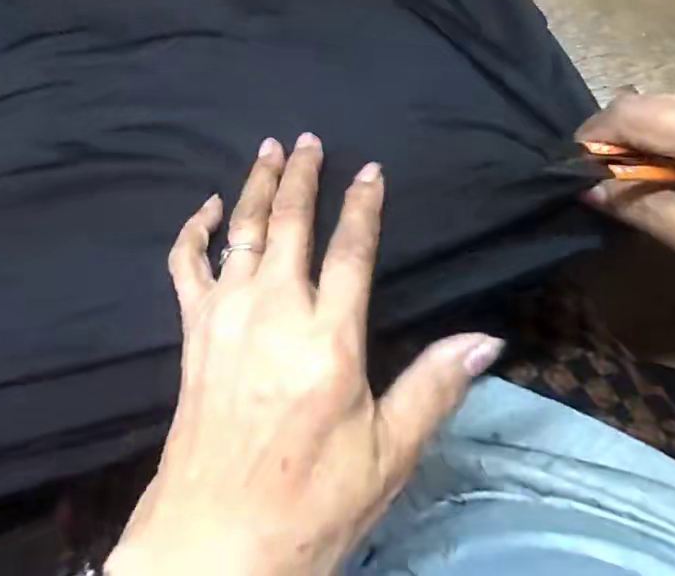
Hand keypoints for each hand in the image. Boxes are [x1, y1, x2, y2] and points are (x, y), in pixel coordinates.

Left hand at [105, 134, 505, 575]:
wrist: (210, 552)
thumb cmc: (310, 501)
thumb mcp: (387, 453)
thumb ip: (435, 386)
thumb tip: (487, 339)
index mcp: (328, 339)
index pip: (351, 249)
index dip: (363, 203)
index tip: (370, 169)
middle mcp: (274, 312)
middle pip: (289, 223)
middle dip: (301, 175)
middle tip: (309, 139)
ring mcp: (226, 319)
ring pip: (240, 232)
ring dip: (254, 186)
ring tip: (267, 150)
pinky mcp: (192, 336)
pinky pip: (187, 267)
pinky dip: (195, 231)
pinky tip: (208, 209)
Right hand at [578, 86, 674, 367]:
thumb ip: (649, 209)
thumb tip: (589, 187)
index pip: (637, 112)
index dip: (596, 140)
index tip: (576, 176)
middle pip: (649, 103)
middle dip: (619, 143)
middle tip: (610, 191)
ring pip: (666, 106)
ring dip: (644, 143)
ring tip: (648, 190)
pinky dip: (671, 141)